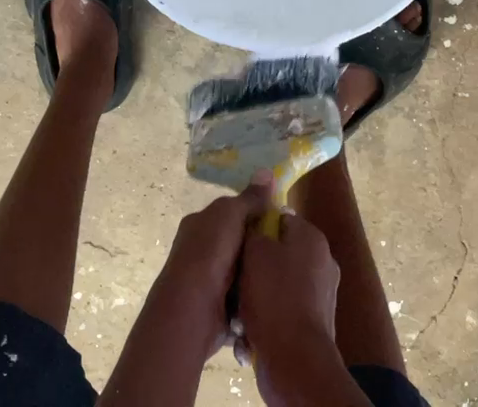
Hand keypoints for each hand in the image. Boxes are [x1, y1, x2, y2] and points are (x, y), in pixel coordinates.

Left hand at [148, 174, 274, 349]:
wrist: (192, 307)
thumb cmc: (209, 252)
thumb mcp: (231, 214)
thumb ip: (250, 197)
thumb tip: (267, 171)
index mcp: (199, 223)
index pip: (229, 212)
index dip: (252, 212)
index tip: (277, 218)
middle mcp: (199, 248)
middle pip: (236, 241)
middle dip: (256, 244)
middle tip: (285, 247)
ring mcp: (206, 279)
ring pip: (239, 268)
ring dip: (255, 271)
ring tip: (283, 270)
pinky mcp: (215, 305)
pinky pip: (240, 293)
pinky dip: (251, 293)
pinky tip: (270, 292)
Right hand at [239, 211, 345, 400]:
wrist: (295, 360)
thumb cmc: (273, 297)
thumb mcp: (255, 252)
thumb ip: (256, 230)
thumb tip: (259, 223)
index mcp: (312, 239)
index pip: (281, 219)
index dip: (257, 229)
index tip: (238, 244)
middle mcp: (322, 263)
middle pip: (278, 255)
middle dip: (253, 269)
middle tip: (235, 280)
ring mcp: (320, 296)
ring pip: (277, 287)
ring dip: (255, 299)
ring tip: (238, 314)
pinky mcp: (313, 324)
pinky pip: (282, 313)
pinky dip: (266, 320)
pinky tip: (248, 334)